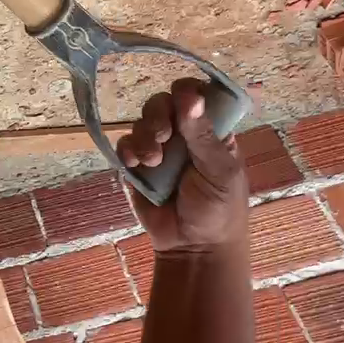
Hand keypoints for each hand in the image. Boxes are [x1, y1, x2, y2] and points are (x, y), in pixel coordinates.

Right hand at [117, 78, 248, 253]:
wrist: (192, 249)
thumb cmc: (219, 210)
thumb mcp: (218, 171)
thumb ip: (203, 134)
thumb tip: (191, 95)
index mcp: (210, 130)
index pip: (195, 94)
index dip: (185, 93)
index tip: (181, 102)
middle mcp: (182, 133)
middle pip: (161, 103)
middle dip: (157, 117)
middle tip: (163, 137)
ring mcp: (157, 147)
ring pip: (141, 121)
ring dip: (144, 137)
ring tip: (152, 161)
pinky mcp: (135, 163)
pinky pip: (124, 143)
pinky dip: (127, 150)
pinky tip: (136, 165)